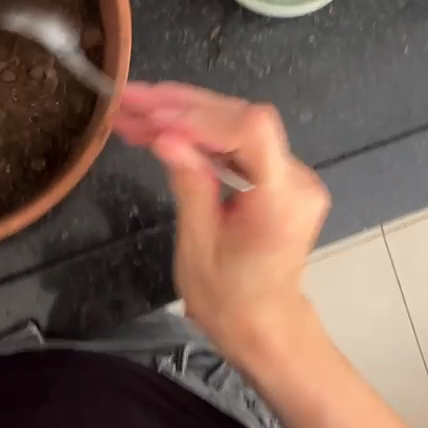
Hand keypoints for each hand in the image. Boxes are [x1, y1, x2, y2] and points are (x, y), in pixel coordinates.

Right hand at [116, 81, 328, 362]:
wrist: (263, 326)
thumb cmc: (228, 301)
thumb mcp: (198, 248)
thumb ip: (189, 186)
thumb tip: (166, 137)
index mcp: (281, 201)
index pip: (251, 131)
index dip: (200, 116)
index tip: (153, 115)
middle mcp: (297, 180)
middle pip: (242, 120)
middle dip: (182, 107)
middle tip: (130, 100)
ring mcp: (293, 177)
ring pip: (238, 127)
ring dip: (185, 116)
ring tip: (134, 112)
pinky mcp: (279, 178)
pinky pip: (240, 145)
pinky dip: (200, 136)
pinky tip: (161, 130)